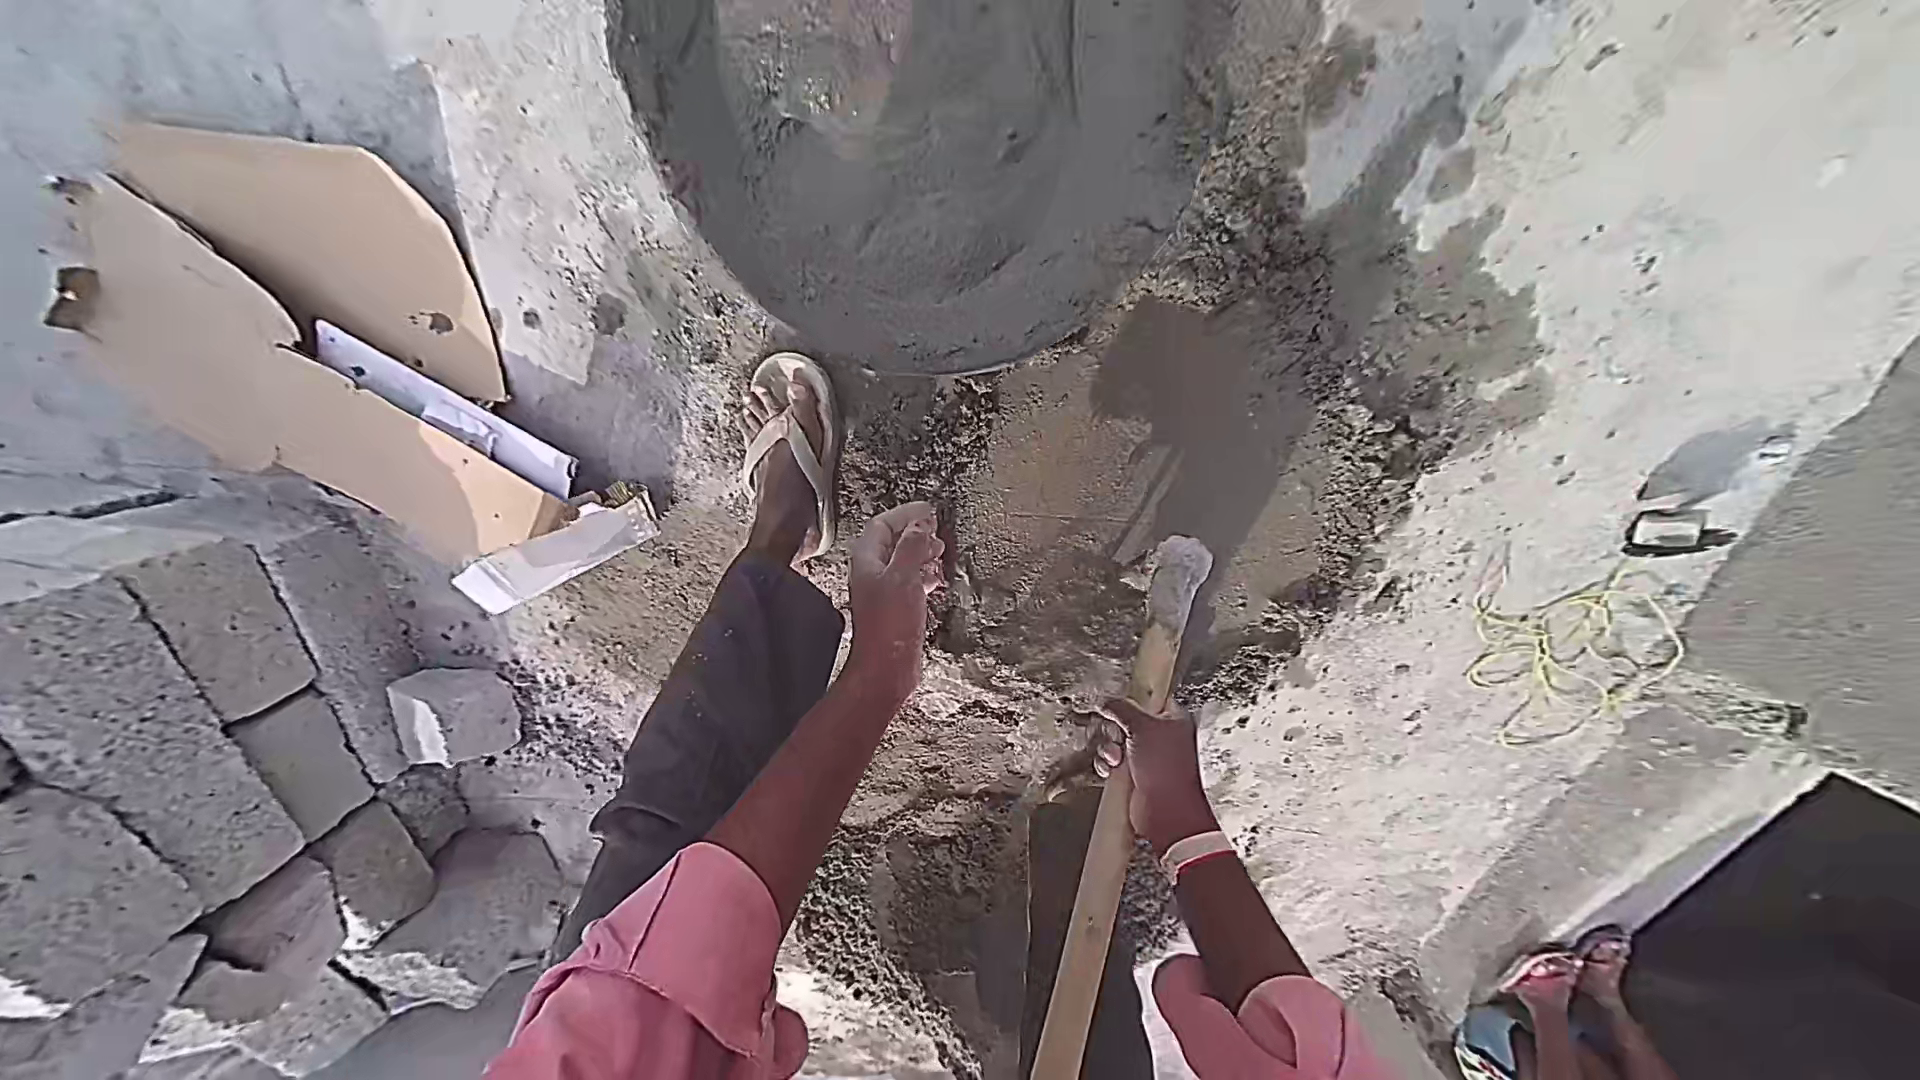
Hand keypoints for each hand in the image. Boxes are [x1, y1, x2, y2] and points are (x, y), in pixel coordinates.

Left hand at [847, 501, 944, 698]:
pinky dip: (924, 574)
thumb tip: (921, 524)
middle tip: (936, 527)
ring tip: (940, 550)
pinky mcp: (895, 608)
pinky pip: (909, 581)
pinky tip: (936, 578)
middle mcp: (872, 574)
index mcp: (867, 560)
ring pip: (902, 561)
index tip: (927, 510)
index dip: (905, 514)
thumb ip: (913, 546)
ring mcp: (882, 591)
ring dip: (921, 552)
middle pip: (892, 541)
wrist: (886, 668)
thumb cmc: (889, 627)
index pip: (882, 524)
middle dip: (915, 531)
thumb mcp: (905, 577)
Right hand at [1094, 698, 1217, 855]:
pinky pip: (1110, 761)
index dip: (1130, 700)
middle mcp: (1159, 736)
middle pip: (1123, 719)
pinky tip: (1110, 769)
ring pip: (1113, 740)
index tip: (1117, 706)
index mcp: (1171, 719)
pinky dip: (1105, 764)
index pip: (1147, 698)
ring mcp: (1145, 757)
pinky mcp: (1133, 775)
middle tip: (1117, 737)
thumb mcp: (1143, 726)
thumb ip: (1122, 708)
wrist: (1169, 813)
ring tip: (1115, 758)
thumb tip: (1107, 702)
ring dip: (1107, 747)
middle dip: (1112, 728)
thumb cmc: (1168, 769)